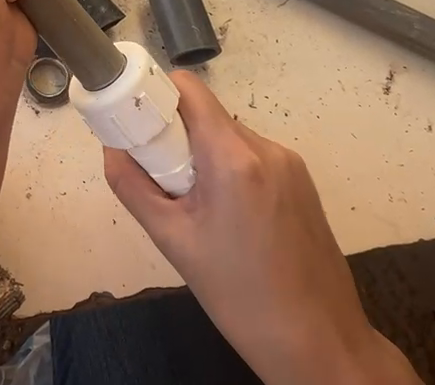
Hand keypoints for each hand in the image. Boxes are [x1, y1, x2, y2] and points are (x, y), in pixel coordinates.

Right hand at [105, 73, 419, 384]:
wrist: (322, 347)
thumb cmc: (240, 296)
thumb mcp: (172, 241)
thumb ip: (132, 185)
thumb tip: (112, 147)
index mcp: (233, 157)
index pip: (186, 87)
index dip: (153, 94)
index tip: (134, 124)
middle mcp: (267, 148)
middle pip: (204, 113)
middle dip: (173, 135)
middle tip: (159, 179)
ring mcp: (290, 165)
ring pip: (226, 136)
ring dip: (200, 155)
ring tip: (193, 207)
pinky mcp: (302, 183)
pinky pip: (250, 157)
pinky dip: (227, 170)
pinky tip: (225, 217)